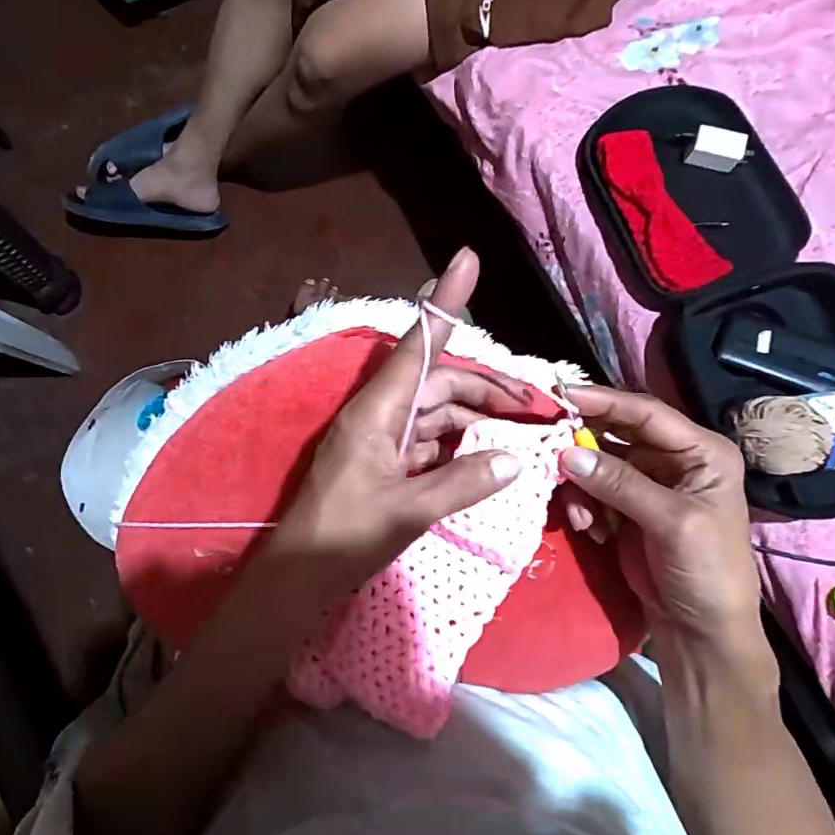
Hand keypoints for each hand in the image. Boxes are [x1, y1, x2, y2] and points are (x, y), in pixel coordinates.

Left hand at [266, 249, 530, 597]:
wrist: (298, 575)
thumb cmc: (344, 536)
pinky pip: (430, 441)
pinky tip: (488, 454)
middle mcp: (381, 415)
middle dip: (488, 388)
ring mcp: (383, 440)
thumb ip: (462, 483)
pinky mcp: (386, 464)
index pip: (418, 346)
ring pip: (438, 412)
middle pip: (440, 382)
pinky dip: (460, 443)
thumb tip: (513, 459)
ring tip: (521, 429)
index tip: (466, 259)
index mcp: (378, 412)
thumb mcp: (408, 511)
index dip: (444, 302)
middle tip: (536, 406)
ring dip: (478, 416)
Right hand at [556, 386, 761, 642]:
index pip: (647, 413)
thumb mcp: (671, 522)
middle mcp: (674, 460)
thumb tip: (567, 453)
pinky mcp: (627, 510)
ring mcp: (648, 485)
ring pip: (599, 465)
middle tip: (549, 448)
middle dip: (585, 446)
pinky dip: (585, 507)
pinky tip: (590, 531)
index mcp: (701, 452)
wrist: (703, 632)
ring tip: (581, 520)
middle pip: (618, 434)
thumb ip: (620, 484)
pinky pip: (593, 493)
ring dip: (582, 487)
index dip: (605, 401)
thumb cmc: (707, 570)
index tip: (561, 395)